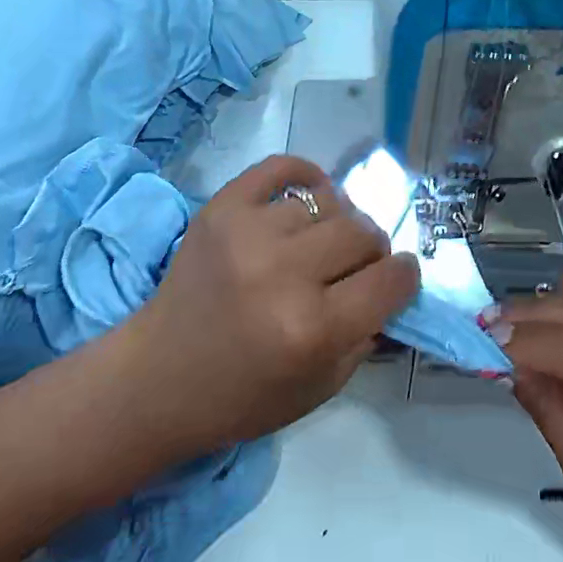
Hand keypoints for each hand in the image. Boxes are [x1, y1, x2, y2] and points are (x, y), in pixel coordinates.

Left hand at [121, 155, 419, 456]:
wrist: (158, 377)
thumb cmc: (243, 396)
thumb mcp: (320, 386)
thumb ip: (367, 333)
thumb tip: (394, 284)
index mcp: (312, 329)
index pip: (391, 280)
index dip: (405, 276)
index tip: (399, 276)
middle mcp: (284, 274)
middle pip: (363, 233)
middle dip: (372, 250)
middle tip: (356, 265)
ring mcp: (249, 233)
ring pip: (328, 203)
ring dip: (334, 225)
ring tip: (318, 244)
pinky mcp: (222, 208)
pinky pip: (281, 167)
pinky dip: (305, 175)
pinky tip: (309, 195)